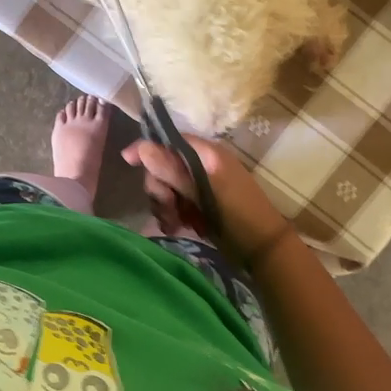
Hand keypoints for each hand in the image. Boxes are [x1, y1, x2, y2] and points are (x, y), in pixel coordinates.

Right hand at [123, 135, 295, 266]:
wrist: (263, 249)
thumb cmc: (239, 216)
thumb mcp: (205, 193)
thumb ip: (174, 172)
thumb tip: (144, 148)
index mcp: (207, 155)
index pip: (169, 142)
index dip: (148, 150)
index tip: (127, 160)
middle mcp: (201, 166)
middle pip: (163, 168)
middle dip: (160, 189)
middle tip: (168, 209)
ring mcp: (200, 187)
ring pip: (166, 189)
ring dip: (164, 207)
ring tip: (174, 224)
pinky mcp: (199, 205)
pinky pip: (175, 204)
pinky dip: (172, 216)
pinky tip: (177, 227)